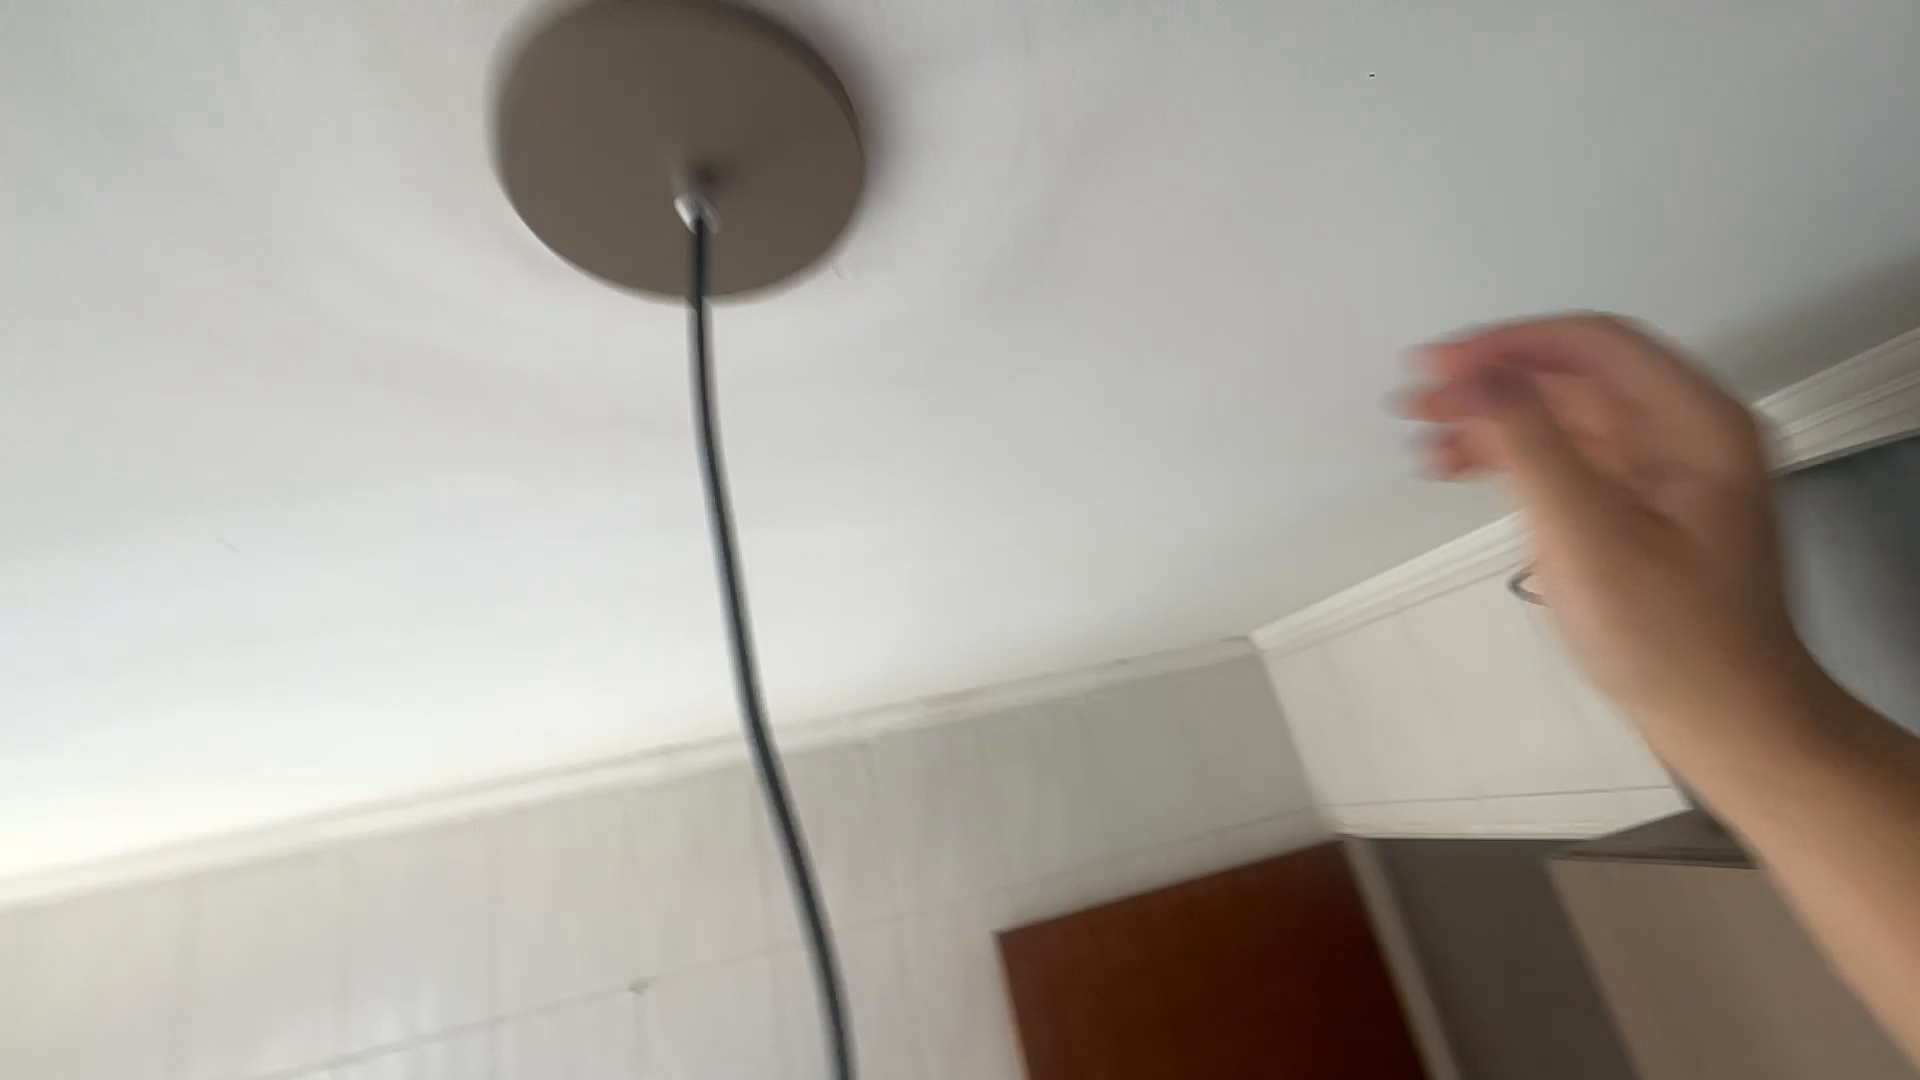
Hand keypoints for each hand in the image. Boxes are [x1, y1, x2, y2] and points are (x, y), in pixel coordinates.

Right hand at [1403, 313, 1810, 713]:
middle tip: (1414, 400)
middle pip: (1569, 375)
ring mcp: (1651, 468)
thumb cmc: (1663, 631)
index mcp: (1692, 424)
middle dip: (1487, 380)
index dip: (1506, 345)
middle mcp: (1677, 432)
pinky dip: (1502, 454)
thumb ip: (1528, 446)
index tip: (1433, 366)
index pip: (1591, 345)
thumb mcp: (1586, 532)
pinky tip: (1455, 467)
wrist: (1717, 713)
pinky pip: (1555, 454)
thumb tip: (1472, 380)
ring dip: (1486, 417)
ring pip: (1555, 414)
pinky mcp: (1623, 501)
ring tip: (1422, 436)